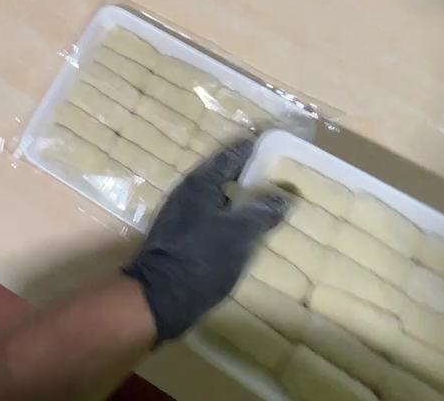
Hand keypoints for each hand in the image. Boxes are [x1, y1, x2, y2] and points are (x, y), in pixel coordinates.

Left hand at [121, 139, 290, 342]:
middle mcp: (188, 191)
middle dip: (246, 175)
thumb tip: (284, 195)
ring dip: (237, 197)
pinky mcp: (179, 236)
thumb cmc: (201, 258)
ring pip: (215, 197)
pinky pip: (210, 216)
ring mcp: (181, 214)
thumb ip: (261, 212)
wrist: (159, 297)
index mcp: (201, 182)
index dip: (251, 151)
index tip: (272, 146)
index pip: (230, 156)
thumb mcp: (239, 234)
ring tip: (262, 203)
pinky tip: (241, 229)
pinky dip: (228, 216)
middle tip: (274, 176)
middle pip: (222, 175)